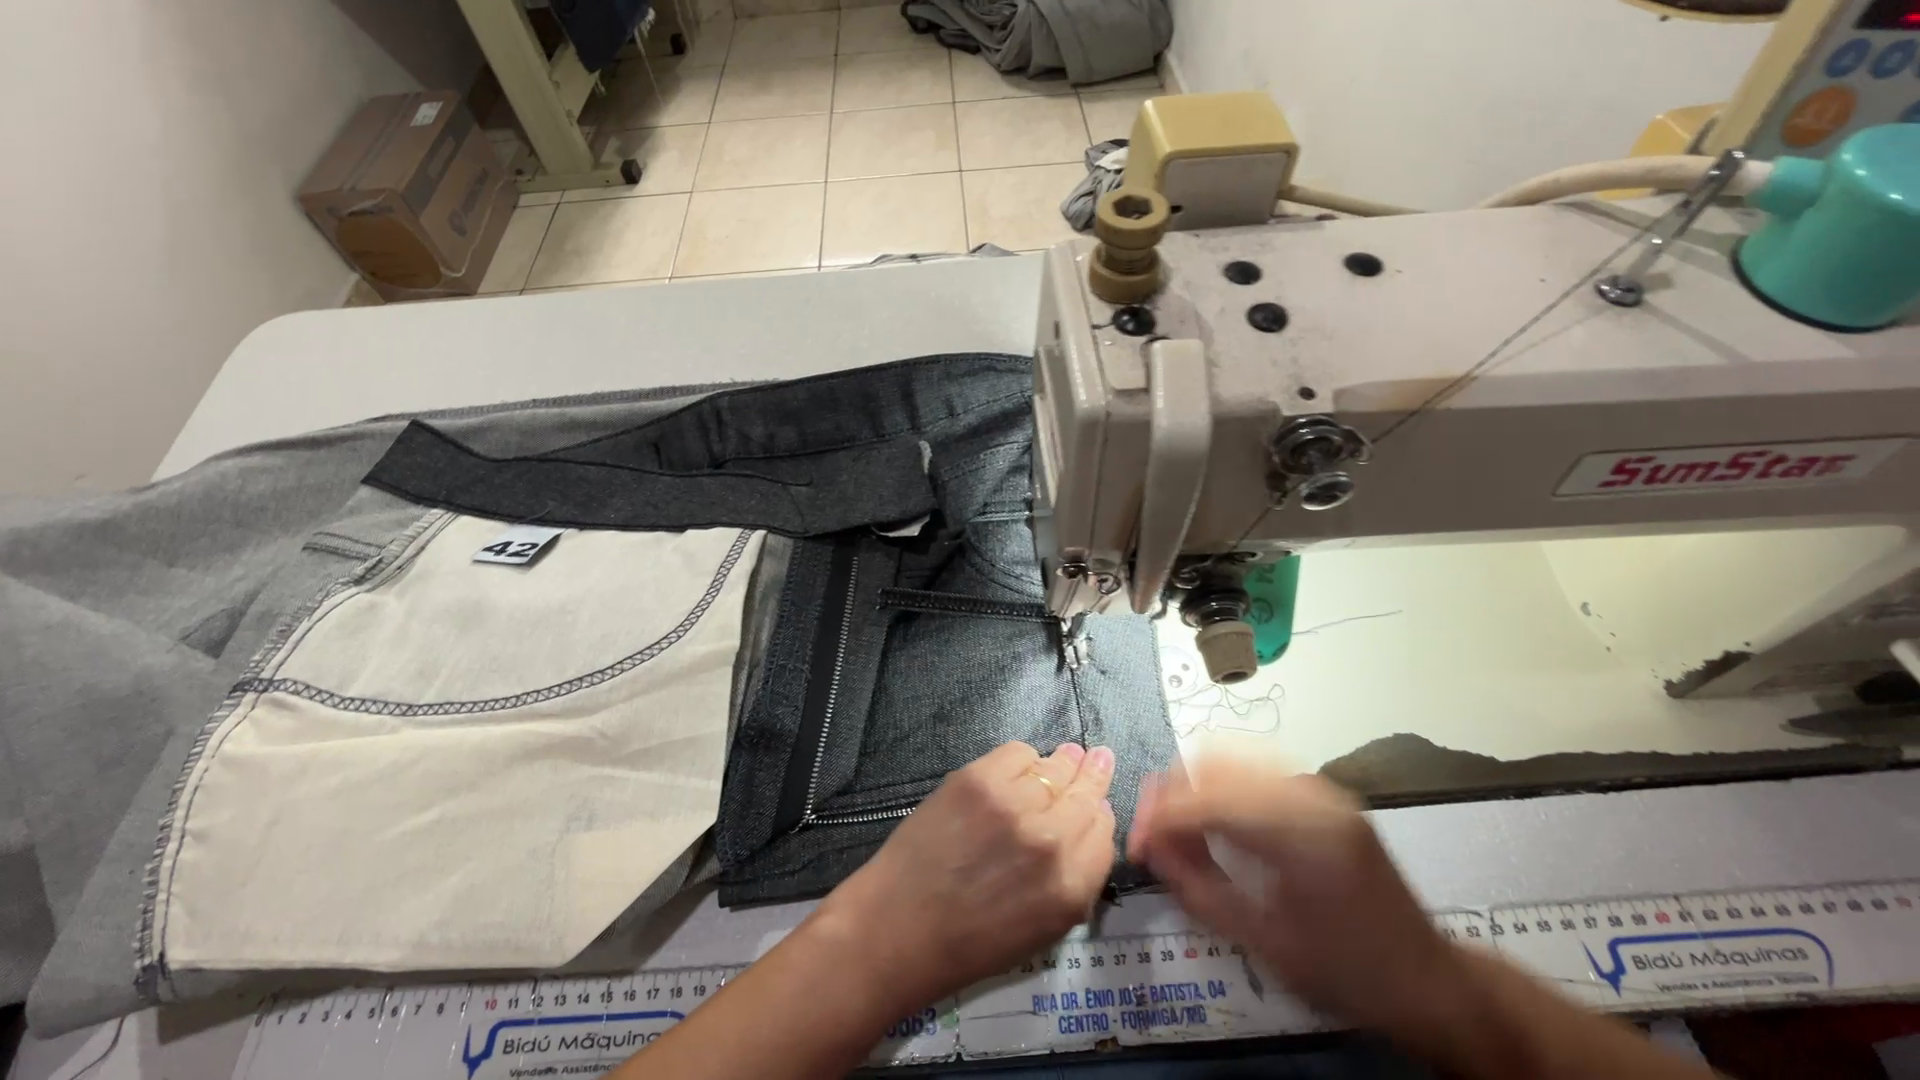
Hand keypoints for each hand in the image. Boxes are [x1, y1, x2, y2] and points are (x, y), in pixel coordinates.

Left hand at [814, 741, 1117, 1010]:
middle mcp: (1051, 840)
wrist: (901, 928)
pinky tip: (1016, 771)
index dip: (1099, 815)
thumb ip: (1077, 881)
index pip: (1103, 831)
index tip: (1095, 803)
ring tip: (1066, 756)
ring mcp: (1014, 805)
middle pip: (1087, 793)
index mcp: (1072, 886)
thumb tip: (1089, 828)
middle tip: (1098, 757)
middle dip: (1094, 775)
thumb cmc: (972, 942)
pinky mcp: (978, 779)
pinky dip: (1022, 760)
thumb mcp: (1045, 930)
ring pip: (1055, 767)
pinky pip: (1018, 752)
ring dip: (1062, 764)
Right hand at [1127, 759, 1463, 1031]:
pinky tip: (1219, 828)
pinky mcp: (1325, 797)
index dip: (1158, 816)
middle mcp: (1310, 794)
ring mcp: (1321, 790)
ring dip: (1198, 787)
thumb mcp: (1263, 941)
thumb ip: (1198, 889)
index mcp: (1298, 831)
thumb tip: (1150, 849)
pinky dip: (1226, 790)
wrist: (1428, 981)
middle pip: (1216, 758)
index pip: (1205, 798)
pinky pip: (1258, 771)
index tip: (1136, 846)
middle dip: (1174, 792)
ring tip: (1183, 833)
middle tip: (1156, 836)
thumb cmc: (1347, 973)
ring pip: (1234, 757)